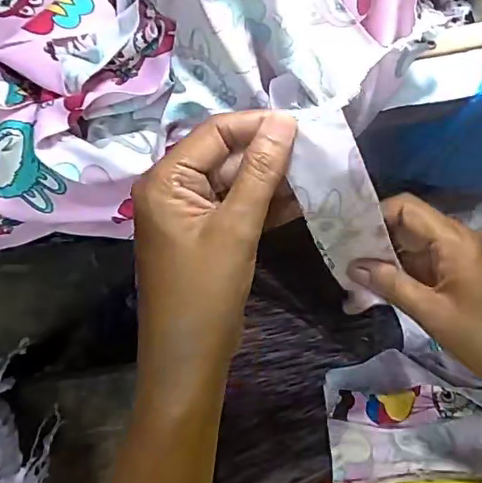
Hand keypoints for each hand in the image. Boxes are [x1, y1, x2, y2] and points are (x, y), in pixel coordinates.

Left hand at [132, 111, 296, 387]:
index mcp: (165, 179)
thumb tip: (284, 122)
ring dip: (271, 176)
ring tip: (315, 170)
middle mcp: (172, 187)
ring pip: (235, 179)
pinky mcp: (206, 231)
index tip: (302, 125)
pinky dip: (265, 201)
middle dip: (268, 151)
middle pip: (224, 153)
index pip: (214, 133)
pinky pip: (236, 204)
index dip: (256, 125)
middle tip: (316, 149)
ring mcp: (189, 210)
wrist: (189, 359)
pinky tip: (301, 198)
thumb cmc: (206, 293)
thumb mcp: (236, 228)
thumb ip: (260, 171)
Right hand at [349, 194, 481, 412]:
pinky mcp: (468, 275)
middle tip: (344, 257)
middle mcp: (462, 239)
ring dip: (390, 258)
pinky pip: (432, 263)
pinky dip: (408, 272)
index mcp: (456, 240)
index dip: (375, 215)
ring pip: (419, 246)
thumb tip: (353, 265)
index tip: (348, 234)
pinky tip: (384, 287)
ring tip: (357, 275)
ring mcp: (467, 257)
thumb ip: (391, 284)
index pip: (407, 207)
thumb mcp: (432, 313)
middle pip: (411, 224)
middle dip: (378, 238)